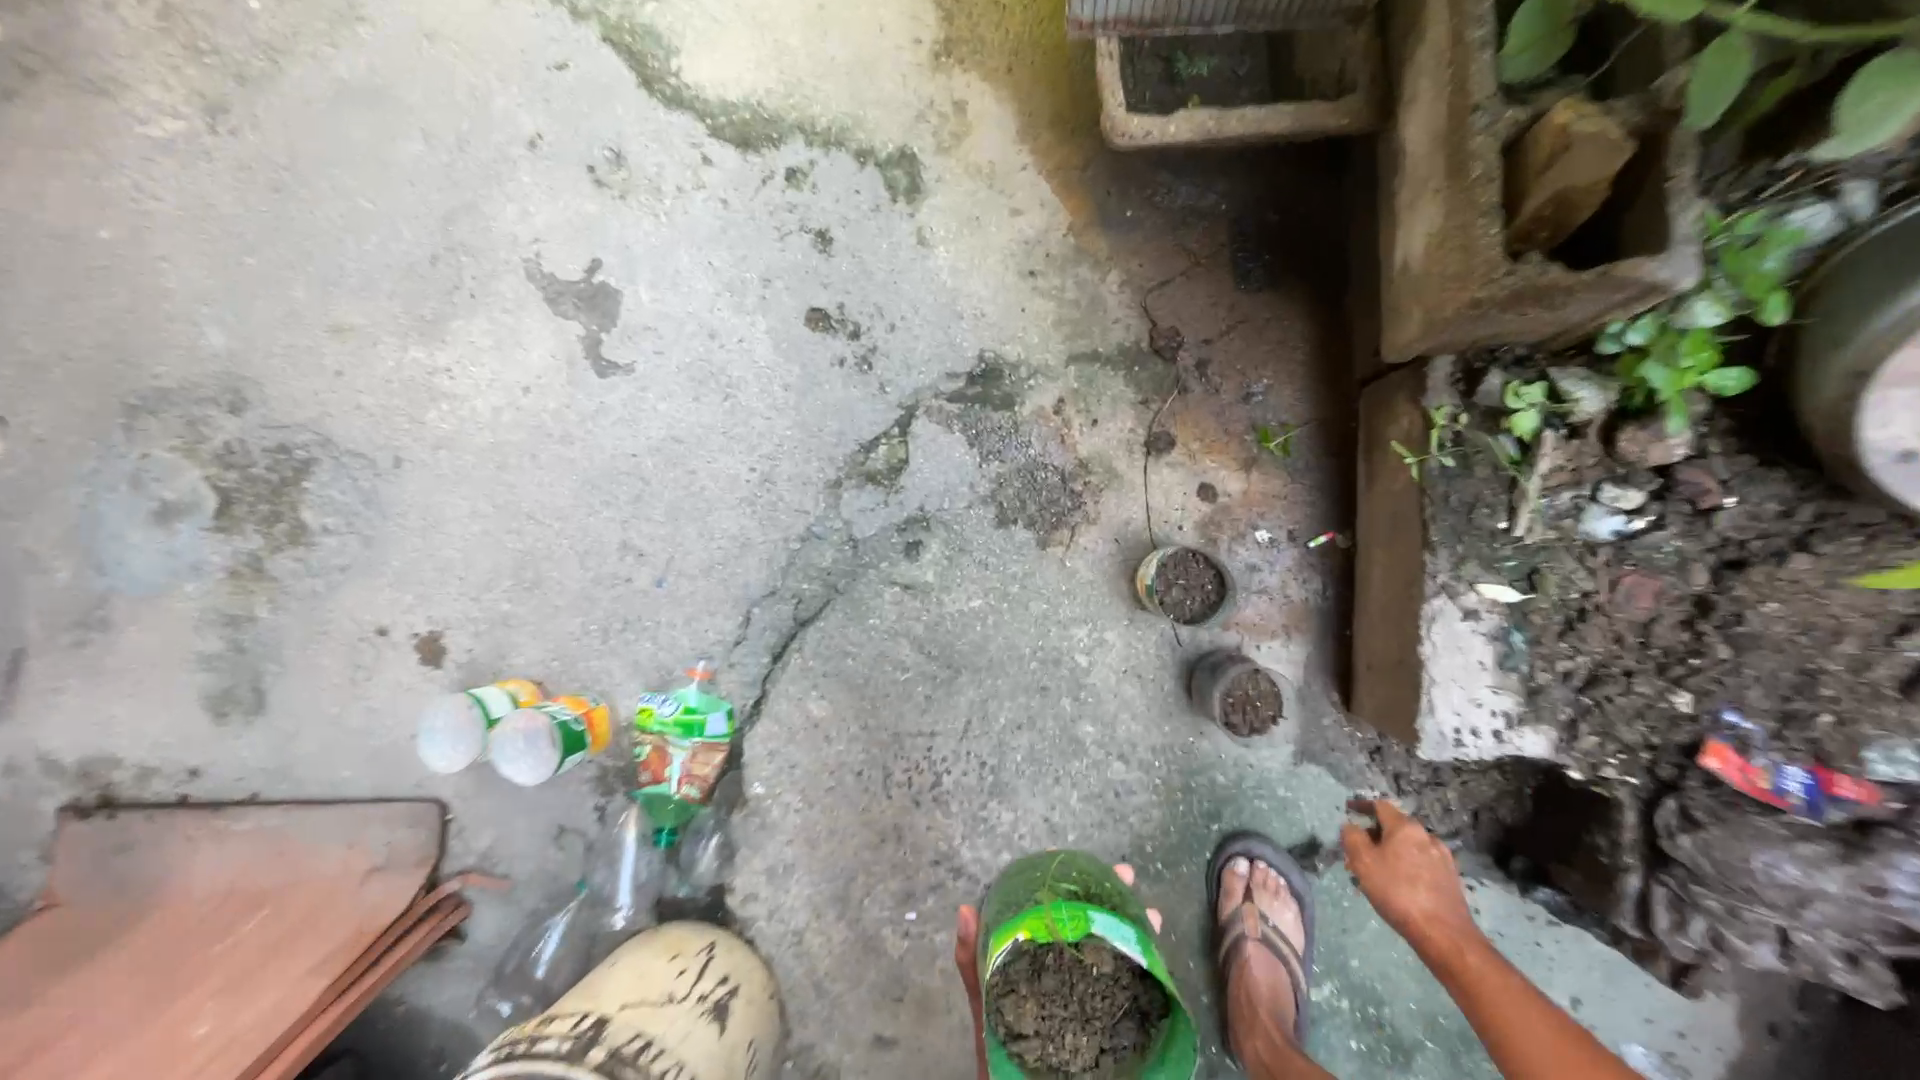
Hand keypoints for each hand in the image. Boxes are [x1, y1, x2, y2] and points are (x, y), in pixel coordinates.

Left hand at [955, 864, 1160, 1079]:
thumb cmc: (1004, 1058)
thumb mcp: (988, 1007)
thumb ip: (976, 966)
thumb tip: (965, 909)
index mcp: (1035, 962)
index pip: (1050, 911)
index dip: (1064, 883)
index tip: (1077, 859)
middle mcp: (1065, 972)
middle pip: (1089, 923)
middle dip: (1108, 896)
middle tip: (1126, 876)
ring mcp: (1090, 997)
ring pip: (1116, 949)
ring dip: (1134, 927)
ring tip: (1151, 914)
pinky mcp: (1114, 1027)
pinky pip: (1136, 990)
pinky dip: (1149, 968)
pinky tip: (1159, 954)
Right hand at [1341, 799, 1477, 950]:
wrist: (1443, 932)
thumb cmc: (1397, 892)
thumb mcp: (1363, 862)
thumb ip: (1352, 837)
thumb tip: (1352, 826)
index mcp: (1405, 827)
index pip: (1380, 806)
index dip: (1362, 806)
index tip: (1349, 810)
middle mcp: (1426, 835)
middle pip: (1395, 827)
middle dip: (1375, 835)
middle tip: (1359, 852)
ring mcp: (1442, 856)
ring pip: (1408, 846)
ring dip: (1391, 852)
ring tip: (1377, 872)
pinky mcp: (1450, 876)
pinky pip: (1421, 862)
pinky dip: (1406, 865)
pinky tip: (1400, 885)